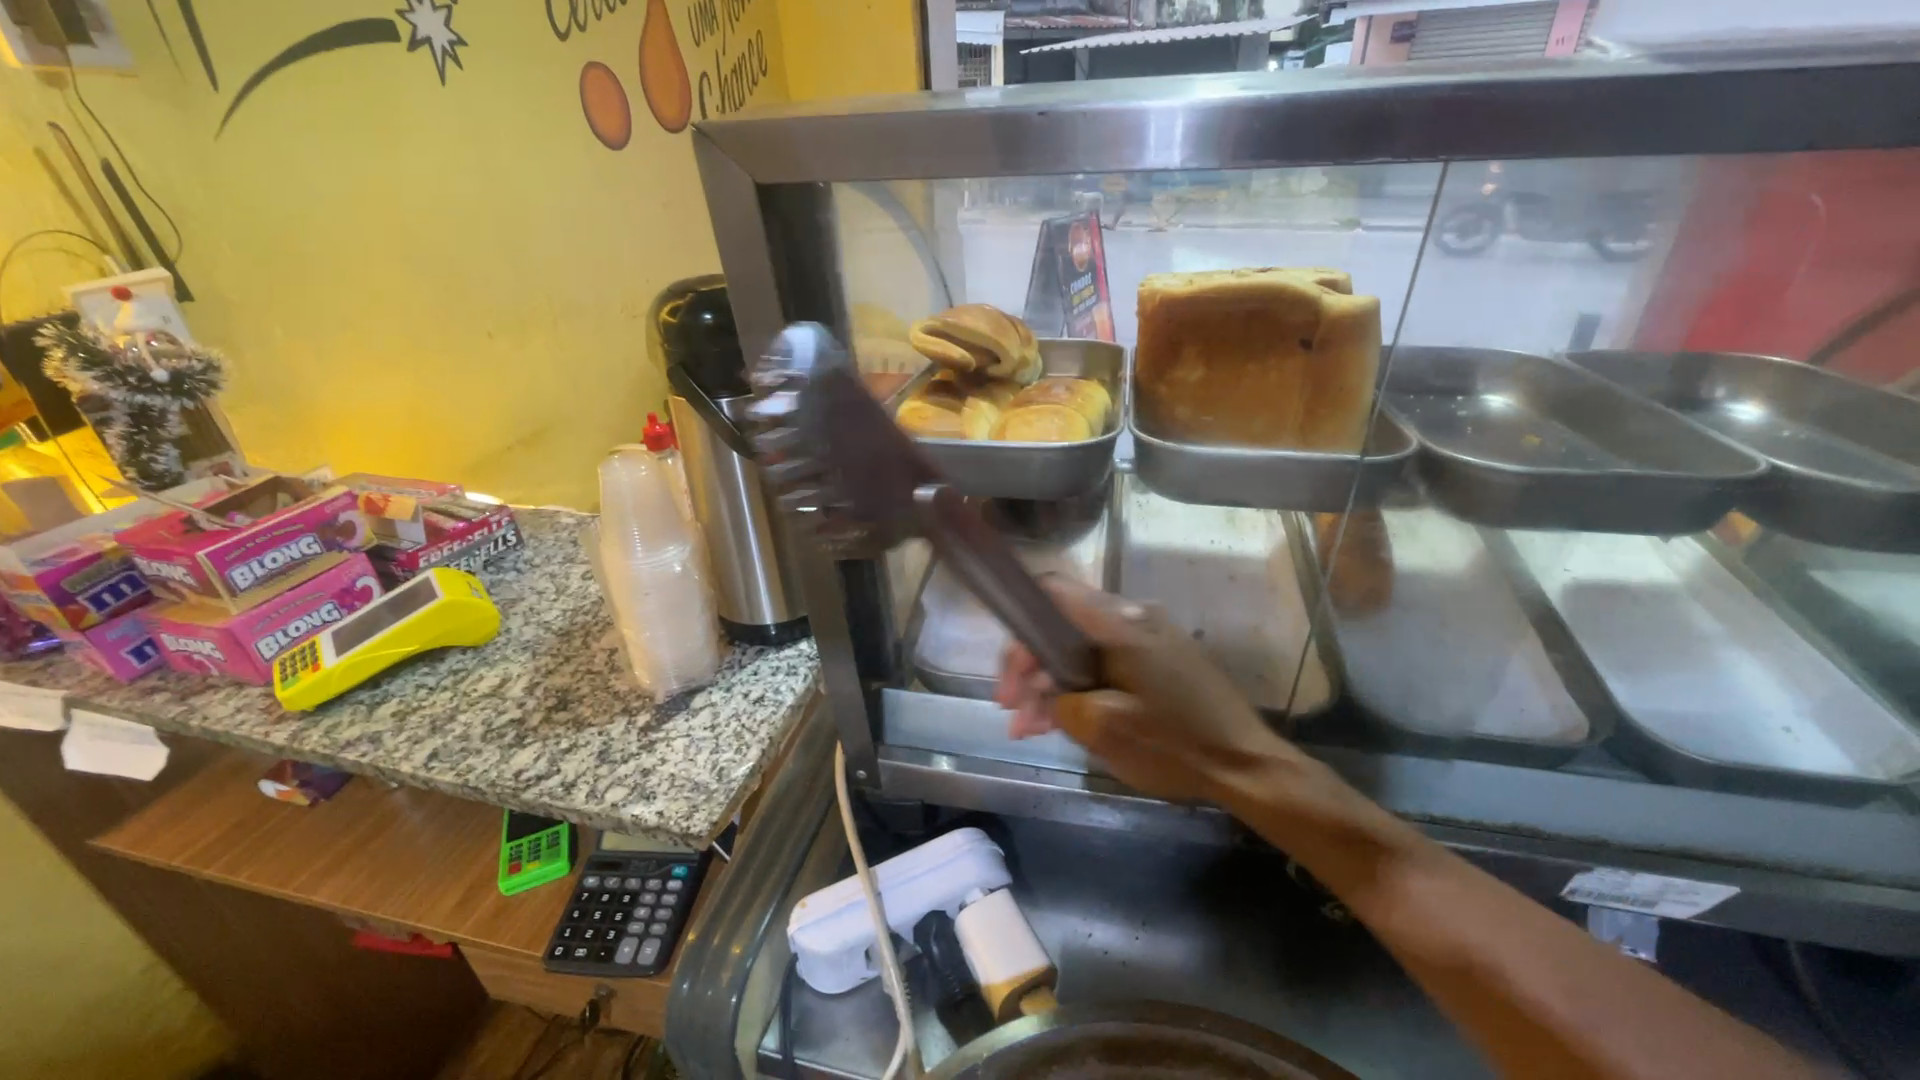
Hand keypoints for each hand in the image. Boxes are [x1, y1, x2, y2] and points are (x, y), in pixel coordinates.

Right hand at [994, 577, 1298, 802]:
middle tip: (1012, 714)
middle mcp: (1136, 618)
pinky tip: (1066, 722)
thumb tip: (1044, 691)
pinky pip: (1108, 664)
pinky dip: (1082, 689)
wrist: (1247, 767)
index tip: (1009, 677)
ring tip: (1031, 730)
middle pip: (1064, 626)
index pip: (1053, 594)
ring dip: (1053, 685)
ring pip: (1083, 650)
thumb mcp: (1104, 729)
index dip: (1020, 628)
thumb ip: (1060, 701)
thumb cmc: (1175, 745)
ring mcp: (1152, 638)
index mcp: (1122, 624)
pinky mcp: (1162, 661)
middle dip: (1031, 670)